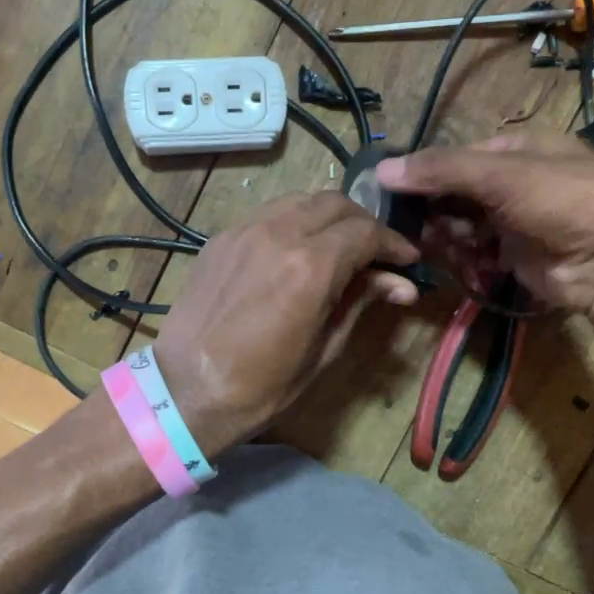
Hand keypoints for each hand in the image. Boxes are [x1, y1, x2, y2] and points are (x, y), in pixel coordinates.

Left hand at [153, 192, 418, 454]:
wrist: (186, 392)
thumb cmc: (261, 387)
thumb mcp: (323, 350)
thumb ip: (360, 304)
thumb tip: (400, 285)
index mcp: (310, 266)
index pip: (366, 232)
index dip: (393, 243)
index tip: (408, 261)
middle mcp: (278, 234)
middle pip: (335, 204)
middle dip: (363, 224)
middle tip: (376, 255)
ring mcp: (244, 231)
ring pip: (300, 202)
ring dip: (328, 218)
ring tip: (338, 249)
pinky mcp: (221, 239)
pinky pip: (268, 216)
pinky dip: (293, 224)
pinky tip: (296, 254)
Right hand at [376, 133, 593, 315]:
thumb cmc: (564, 201)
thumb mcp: (502, 175)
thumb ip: (442, 171)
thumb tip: (381, 169)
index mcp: (520, 148)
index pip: (459, 158)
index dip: (427, 175)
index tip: (394, 194)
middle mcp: (517, 182)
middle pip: (458, 195)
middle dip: (438, 213)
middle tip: (417, 230)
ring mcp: (518, 222)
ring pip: (465, 228)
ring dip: (451, 241)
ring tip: (447, 250)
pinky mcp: (518, 258)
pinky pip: (479, 257)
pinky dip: (470, 263)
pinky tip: (471, 270)